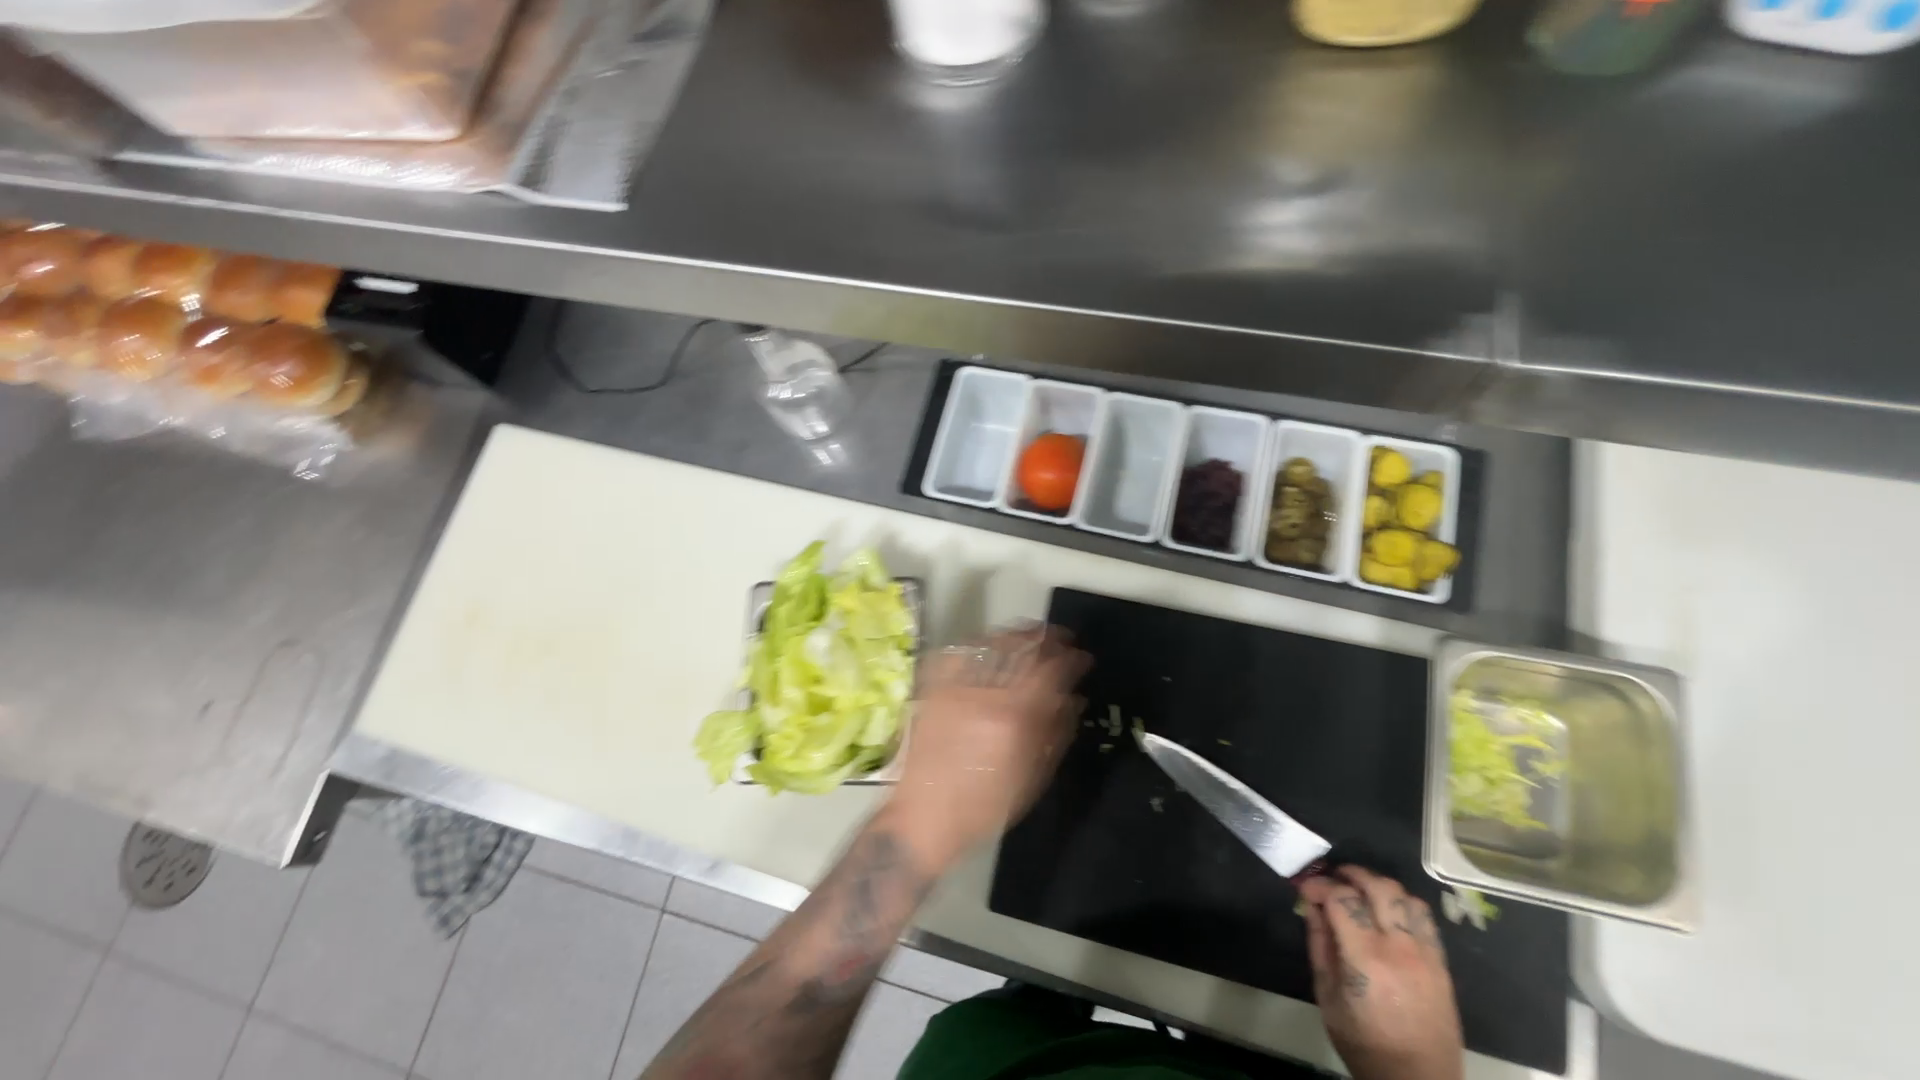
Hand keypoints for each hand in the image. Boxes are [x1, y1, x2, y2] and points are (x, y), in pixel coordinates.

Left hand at [883, 624, 1089, 870]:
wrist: (924, 817)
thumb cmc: (985, 807)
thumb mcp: (1033, 777)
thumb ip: (1056, 733)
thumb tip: (1074, 700)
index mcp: (1015, 717)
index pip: (1052, 670)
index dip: (1072, 658)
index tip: (1082, 658)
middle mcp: (984, 693)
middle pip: (1022, 646)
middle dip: (1046, 639)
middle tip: (1060, 640)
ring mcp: (954, 687)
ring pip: (990, 642)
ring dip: (1015, 635)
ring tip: (1029, 637)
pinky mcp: (931, 688)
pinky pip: (958, 651)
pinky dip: (978, 643)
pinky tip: (990, 646)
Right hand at [1299, 867, 1462, 1079]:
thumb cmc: (1364, 1045)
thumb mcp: (1327, 997)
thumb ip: (1320, 946)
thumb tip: (1311, 907)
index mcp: (1366, 959)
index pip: (1342, 899)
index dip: (1319, 886)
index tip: (1305, 889)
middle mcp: (1400, 948)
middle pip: (1379, 887)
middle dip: (1351, 874)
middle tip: (1332, 878)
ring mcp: (1426, 954)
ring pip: (1406, 897)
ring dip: (1380, 886)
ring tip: (1360, 892)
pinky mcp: (1442, 963)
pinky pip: (1425, 918)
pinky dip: (1403, 904)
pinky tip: (1388, 914)